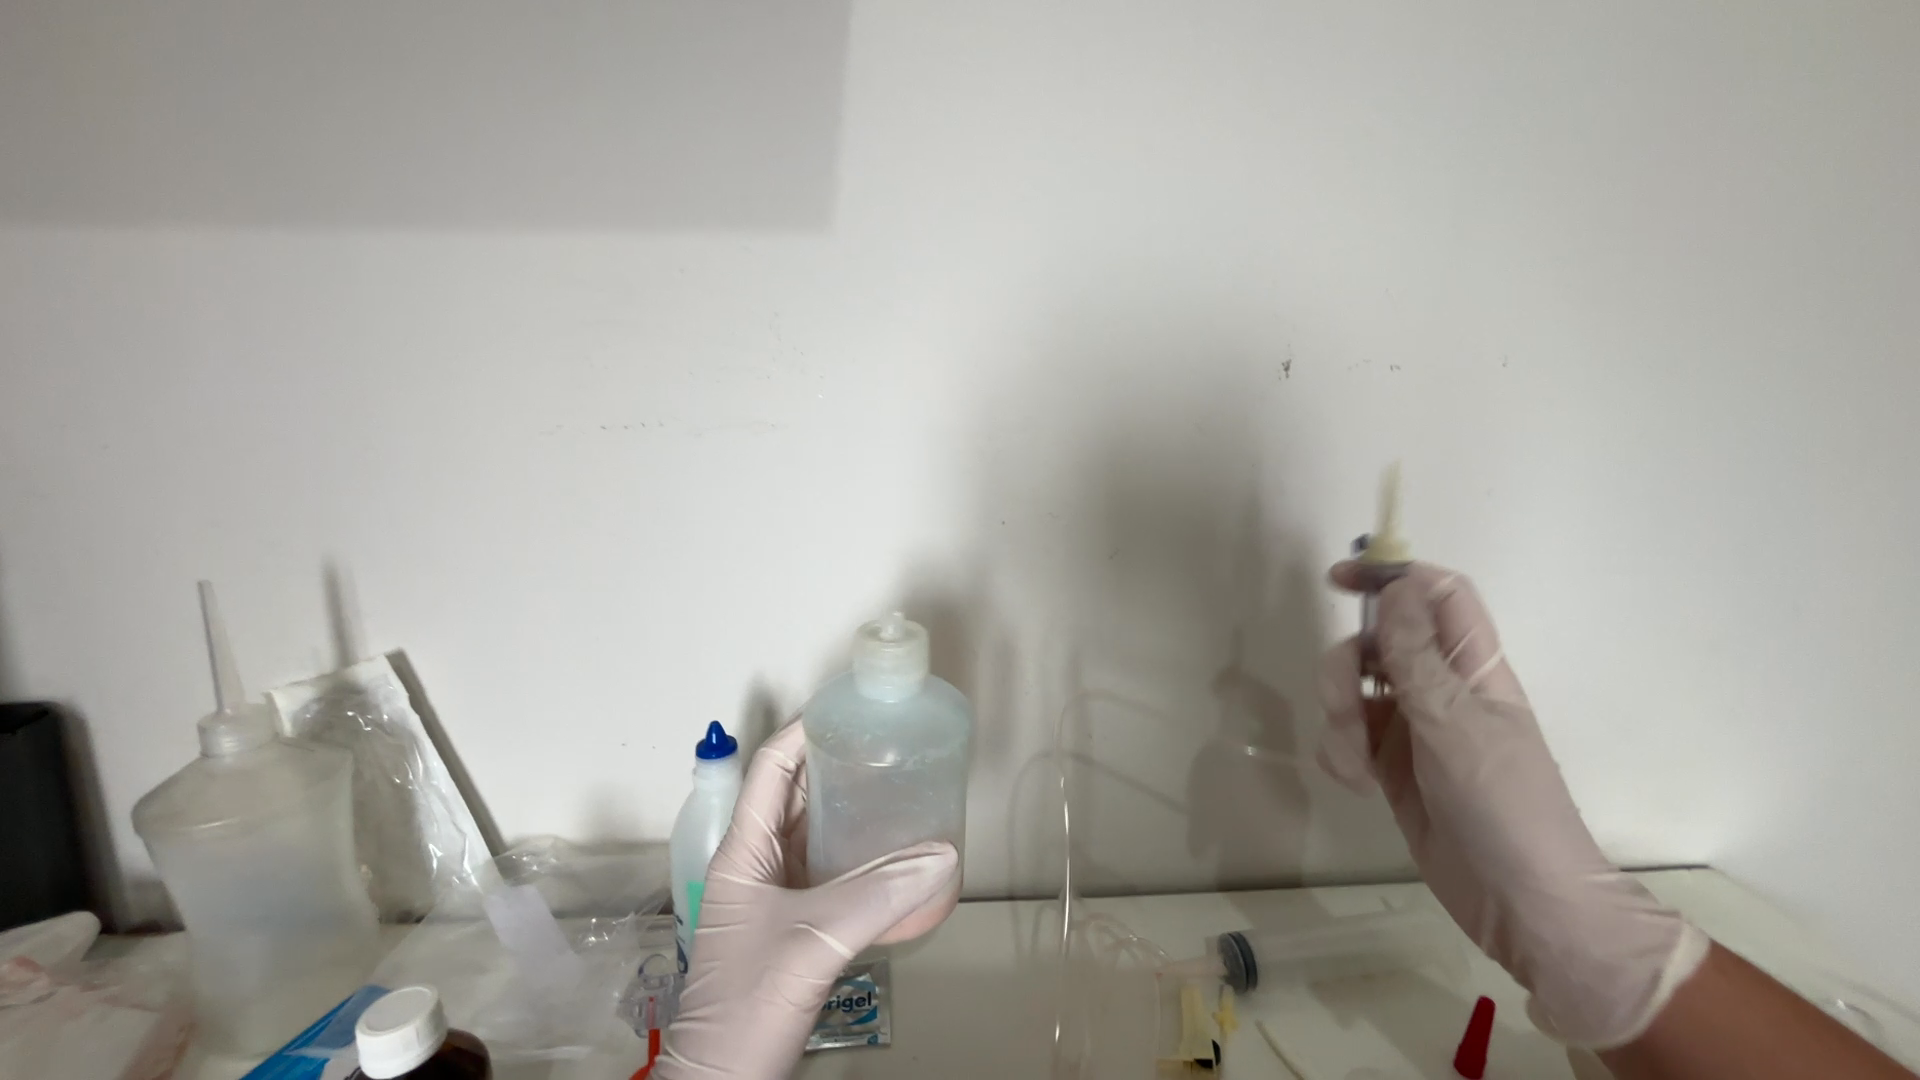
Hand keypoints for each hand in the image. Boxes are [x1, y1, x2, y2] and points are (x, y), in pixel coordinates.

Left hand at [654, 721, 958, 1079]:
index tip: (848, 710)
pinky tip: (893, 852)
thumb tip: (942, 854)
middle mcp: (757, 861)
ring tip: (897, 785)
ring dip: (849, 808)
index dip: (804, 731)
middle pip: (796, 794)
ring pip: (813, 831)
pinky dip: (858, 851)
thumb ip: (879, 896)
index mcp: (744, 849)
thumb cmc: (747, 1006)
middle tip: (887, 745)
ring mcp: (774, 892)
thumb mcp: (814, 940)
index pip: (771, 769)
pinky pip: (828, 868)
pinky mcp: (794, 920)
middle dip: (835, 764)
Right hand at [1317, 560, 1709, 1048]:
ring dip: (1340, 721)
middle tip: (1344, 707)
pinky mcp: (1387, 765)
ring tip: (1357, 765)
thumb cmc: (1505, 806)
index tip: (1339, 579)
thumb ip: (1418, 655)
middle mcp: (1439, 689)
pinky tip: (1357, 784)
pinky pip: (1345, 736)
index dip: (1392, 577)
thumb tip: (1397, 586)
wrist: (1521, 903)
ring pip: (1350, 691)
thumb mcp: (1456, 724)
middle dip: (1345, 669)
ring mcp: (1411, 727)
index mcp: (1472, 668)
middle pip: (1374, 643)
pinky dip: (1339, 753)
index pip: (1435, 596)